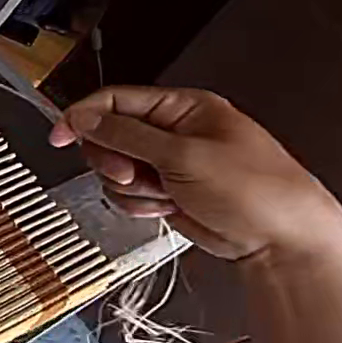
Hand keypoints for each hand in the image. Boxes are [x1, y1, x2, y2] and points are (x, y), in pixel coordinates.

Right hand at [47, 86, 341, 261]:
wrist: (282, 241)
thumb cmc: (255, 189)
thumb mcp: (184, 155)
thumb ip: (126, 135)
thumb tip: (84, 118)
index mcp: (181, 108)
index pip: (116, 102)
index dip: (83, 117)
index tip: (59, 135)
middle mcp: (171, 132)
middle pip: (109, 137)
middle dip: (113, 160)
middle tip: (131, 174)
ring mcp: (166, 163)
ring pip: (114, 169)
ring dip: (129, 187)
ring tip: (163, 194)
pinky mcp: (164, 191)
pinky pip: (127, 193)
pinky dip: (139, 204)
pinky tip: (167, 207)